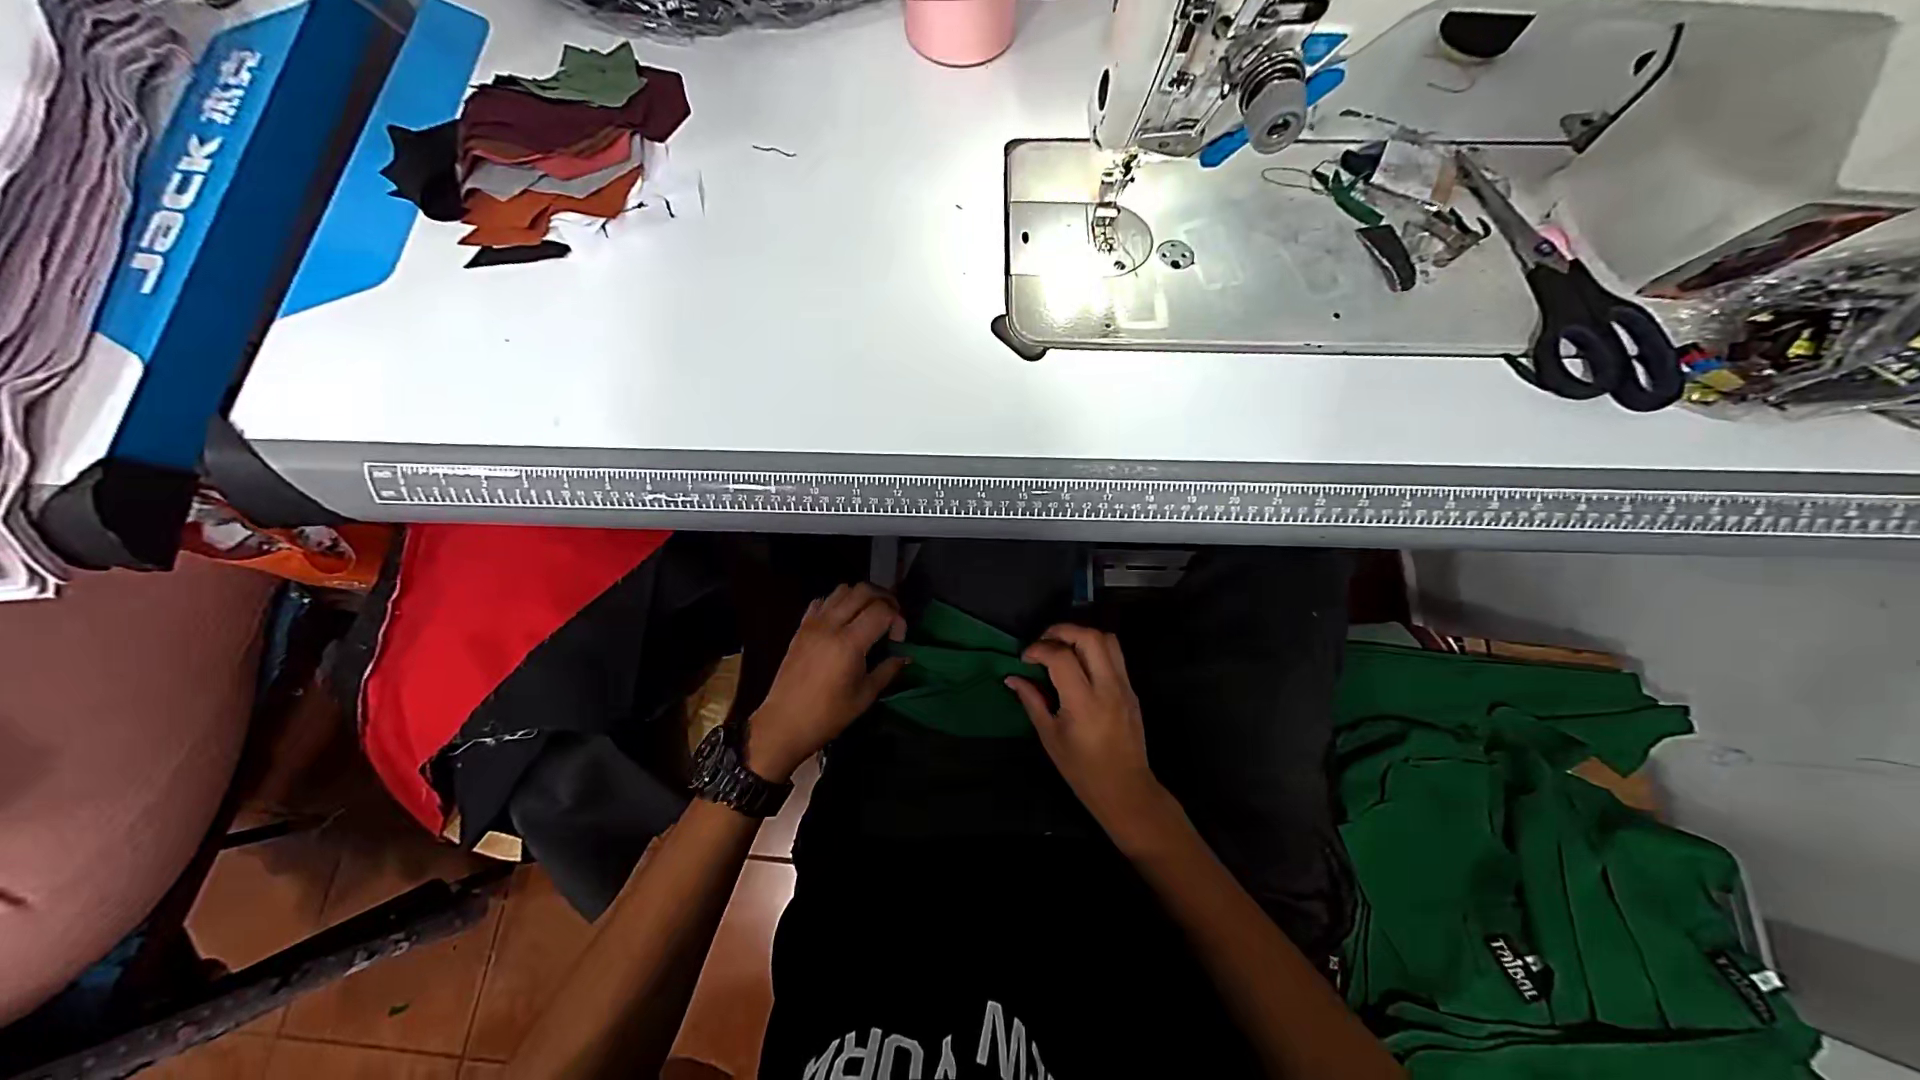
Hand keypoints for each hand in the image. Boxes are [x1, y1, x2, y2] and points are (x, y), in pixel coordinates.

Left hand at [745, 583, 908, 782]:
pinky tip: (843, 621)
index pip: (882, 610)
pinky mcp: (801, 627)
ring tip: (869, 616)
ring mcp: (813, 623)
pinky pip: (822, 601)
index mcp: (849, 643)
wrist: (784, 722)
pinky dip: (838, 602)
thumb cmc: (828, 715)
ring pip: (842, 590)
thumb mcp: (865, 696)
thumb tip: (905, 657)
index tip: (898, 639)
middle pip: (863, 590)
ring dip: (862, 597)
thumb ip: (888, 670)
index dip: (898, 618)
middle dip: (885, 598)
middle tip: (892, 618)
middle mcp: (831, 625)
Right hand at [1006, 625, 1173, 843]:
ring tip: (1062, 647)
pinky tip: (1079, 665)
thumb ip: (1032, 701)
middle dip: (1062, 630)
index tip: (1025, 658)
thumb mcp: (1050, 736)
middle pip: (1089, 637)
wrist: (1125, 788)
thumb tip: (1012, 677)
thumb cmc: (1082, 769)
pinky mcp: (1132, 689)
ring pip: (1107, 640)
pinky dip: (1094, 649)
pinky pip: (1115, 656)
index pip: (1061, 656)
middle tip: (1043, 642)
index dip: (1039, 649)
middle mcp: (1107, 687)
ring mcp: (1124, 686)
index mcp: (1083, 701)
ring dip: (1081, 635)